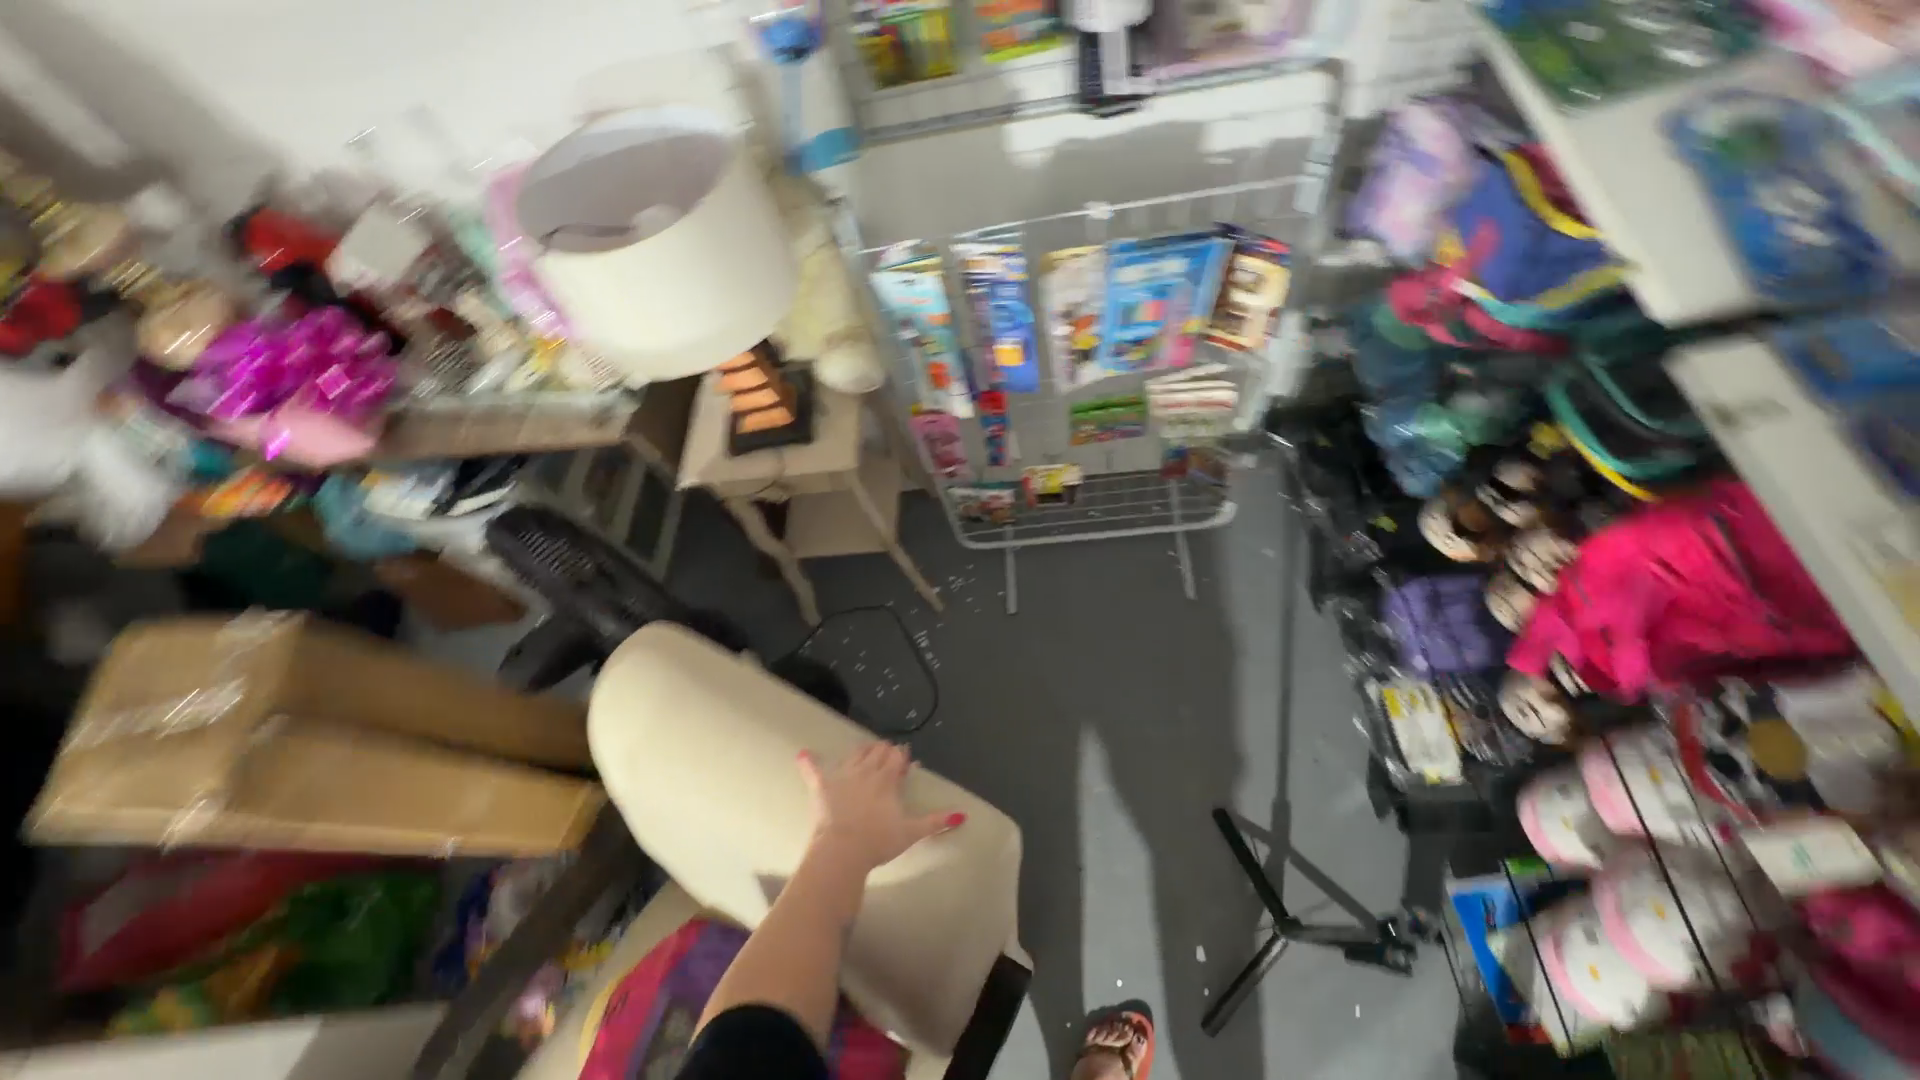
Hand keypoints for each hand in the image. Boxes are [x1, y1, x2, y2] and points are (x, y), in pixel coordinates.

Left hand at [799, 742, 963, 872]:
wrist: (842, 850)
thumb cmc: (879, 841)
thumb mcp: (912, 832)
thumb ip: (936, 821)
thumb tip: (962, 815)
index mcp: (887, 779)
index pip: (896, 758)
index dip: (901, 756)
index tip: (904, 757)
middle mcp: (865, 771)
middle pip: (876, 752)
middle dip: (883, 750)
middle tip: (887, 752)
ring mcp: (841, 776)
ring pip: (854, 755)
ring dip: (861, 751)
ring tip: (866, 749)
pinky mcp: (821, 786)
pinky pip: (813, 770)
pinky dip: (808, 763)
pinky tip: (803, 754)